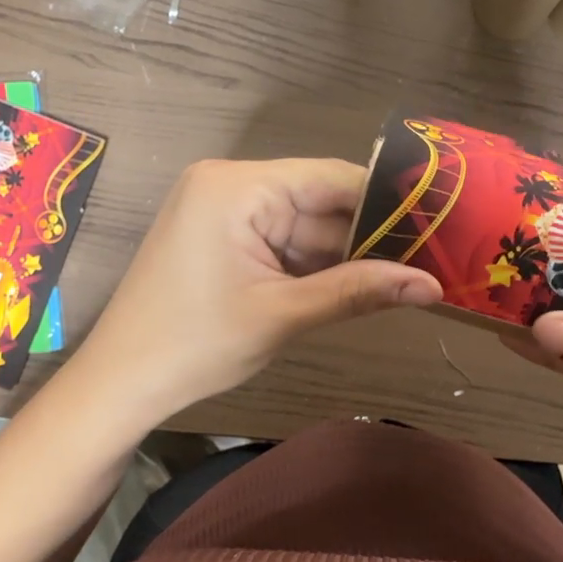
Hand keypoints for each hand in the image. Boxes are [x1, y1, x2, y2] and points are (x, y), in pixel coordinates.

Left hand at [77, 159, 441, 414]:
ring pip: (303, 228)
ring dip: (344, 257)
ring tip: (410, 276)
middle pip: (319, 202)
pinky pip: (279, 245)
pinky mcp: (220, 242)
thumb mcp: (283, 315)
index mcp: (237, 186)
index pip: (332, 177)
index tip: (441, 225)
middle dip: (370, 237)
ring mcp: (221, 214)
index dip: (389, 202)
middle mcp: (229, 185)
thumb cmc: (196, 345)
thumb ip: (357, 292)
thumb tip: (432, 287)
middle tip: (434, 260)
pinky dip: (312, 268)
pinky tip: (358, 287)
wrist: (121, 383)